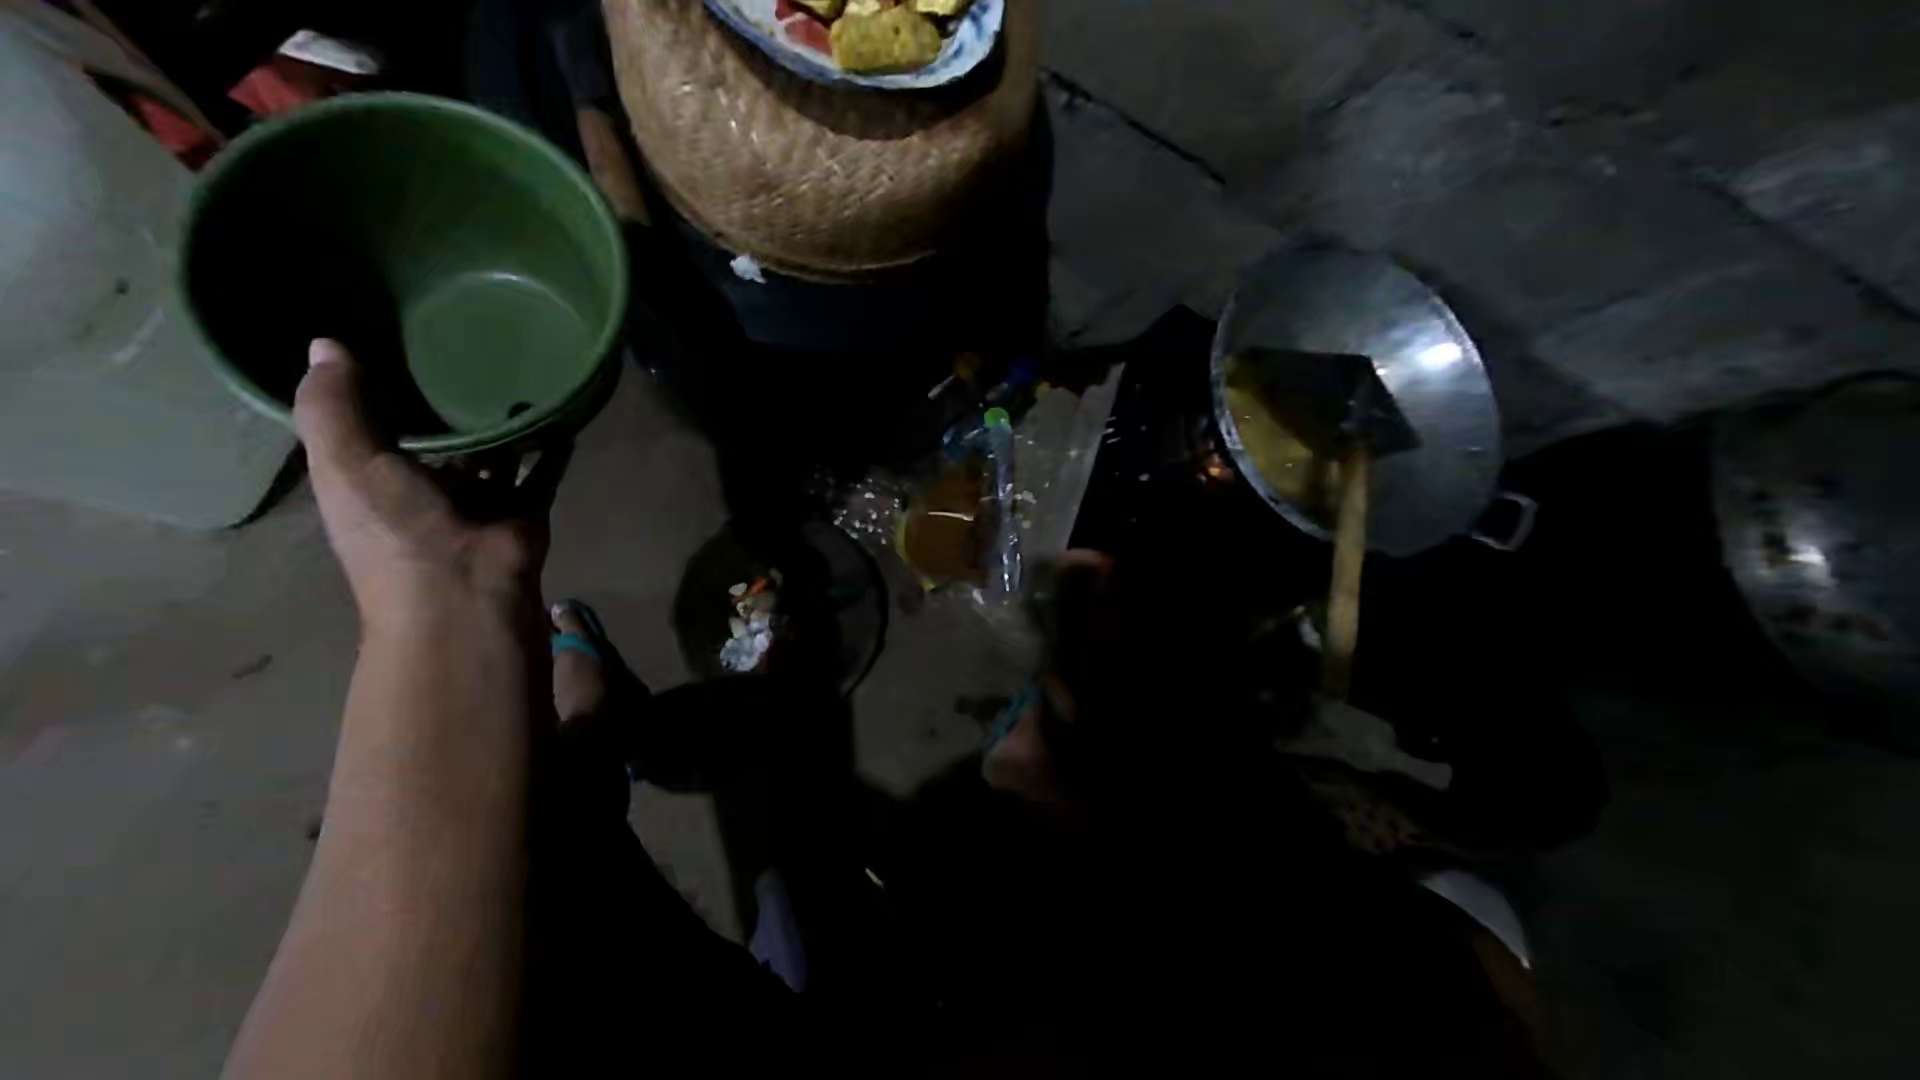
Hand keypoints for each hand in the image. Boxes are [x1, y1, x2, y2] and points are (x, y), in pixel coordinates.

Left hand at [293, 338, 569, 636]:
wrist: (465, 590)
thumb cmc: (396, 529)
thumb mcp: (344, 463)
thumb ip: (332, 407)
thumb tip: (323, 341)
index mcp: (373, 480)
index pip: (372, 425)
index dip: (376, 388)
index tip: (388, 340)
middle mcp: (426, 488)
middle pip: (440, 438)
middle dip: (449, 403)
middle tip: (464, 346)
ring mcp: (482, 499)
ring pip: (495, 453)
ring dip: (505, 424)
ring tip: (519, 373)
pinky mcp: (526, 508)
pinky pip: (543, 471)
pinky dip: (554, 449)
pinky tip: (562, 417)